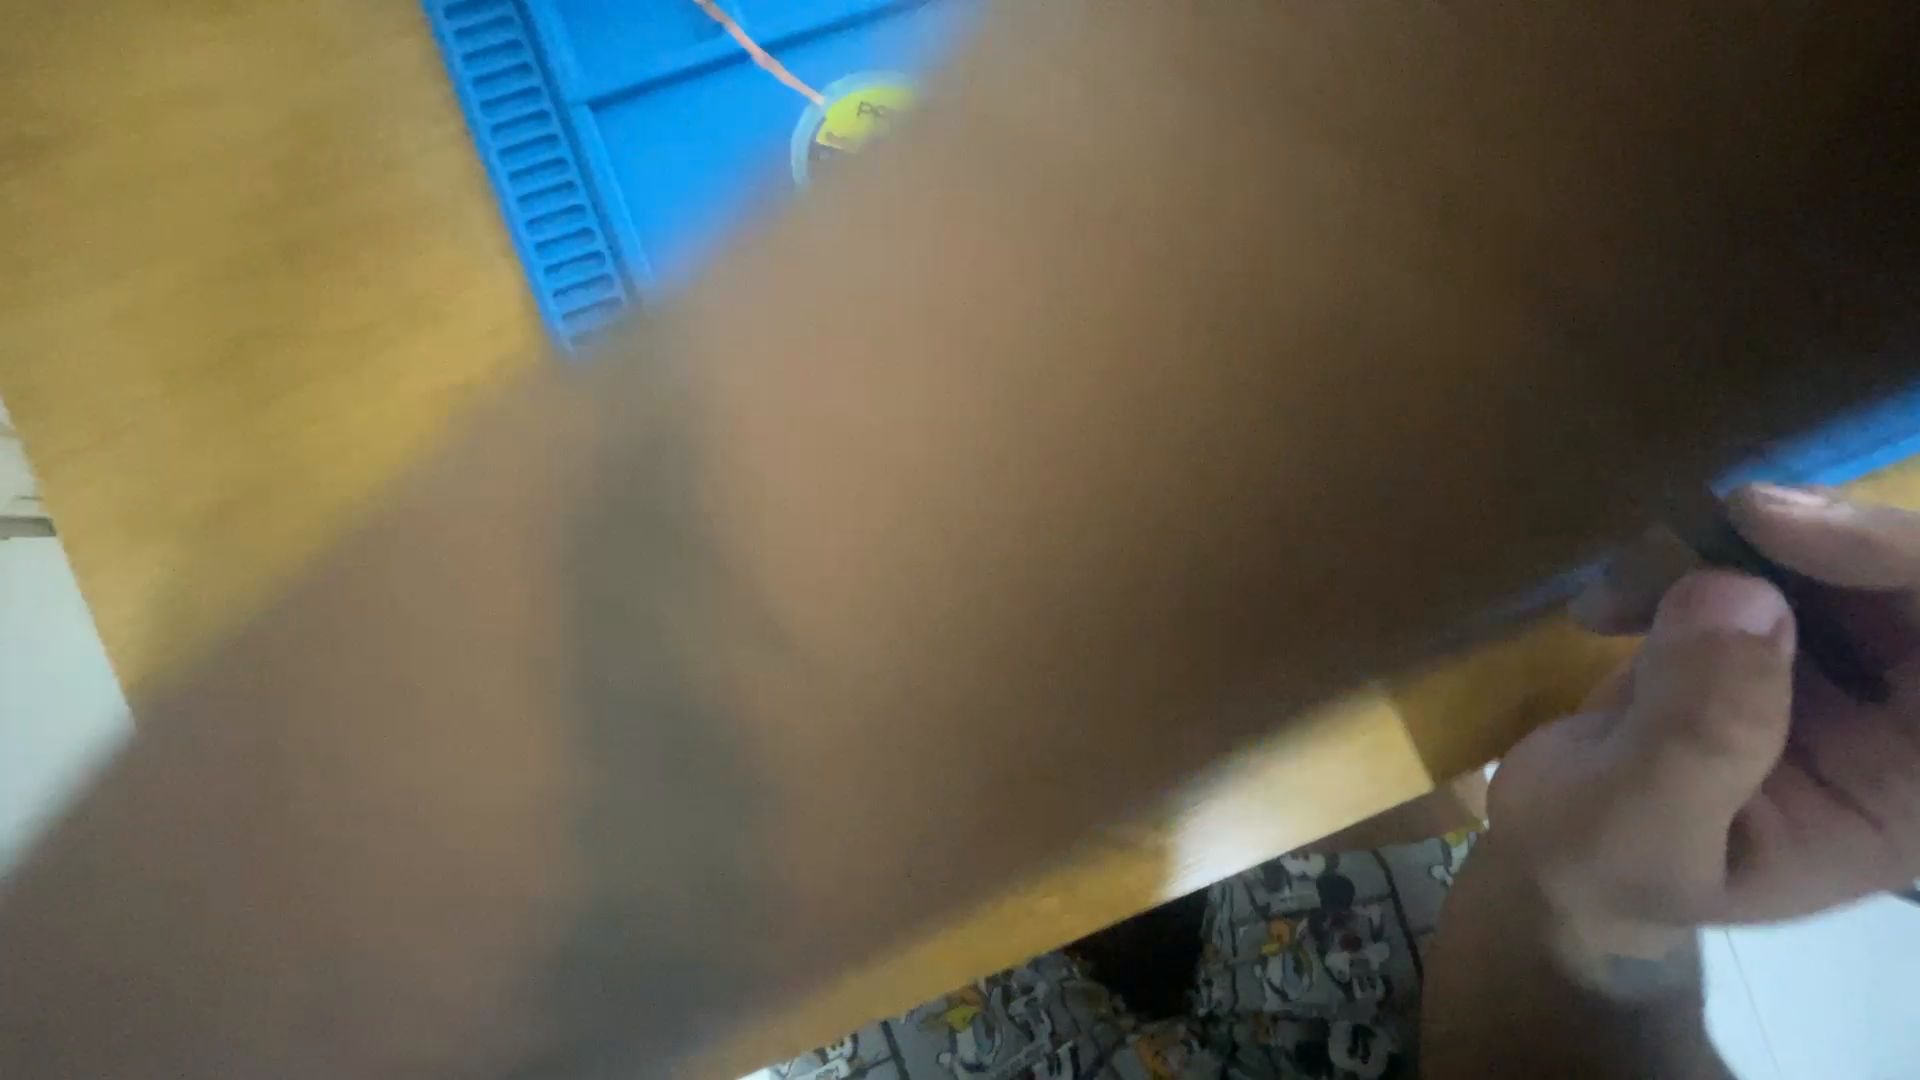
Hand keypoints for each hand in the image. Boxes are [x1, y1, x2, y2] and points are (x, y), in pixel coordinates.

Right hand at [1486, 485, 1919, 961]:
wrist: (1547, 855)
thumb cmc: (1594, 860)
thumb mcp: (1641, 816)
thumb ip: (1702, 728)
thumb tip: (1739, 593)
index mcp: (1917, 790)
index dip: (1911, 571)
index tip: (1780, 523)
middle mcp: (1900, 728)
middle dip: (1826, 544)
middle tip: (1721, 515)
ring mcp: (1824, 683)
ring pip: (1835, 570)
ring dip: (1727, 555)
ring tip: (1617, 589)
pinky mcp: (1749, 651)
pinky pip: (1751, 575)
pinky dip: (1671, 569)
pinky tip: (1604, 607)